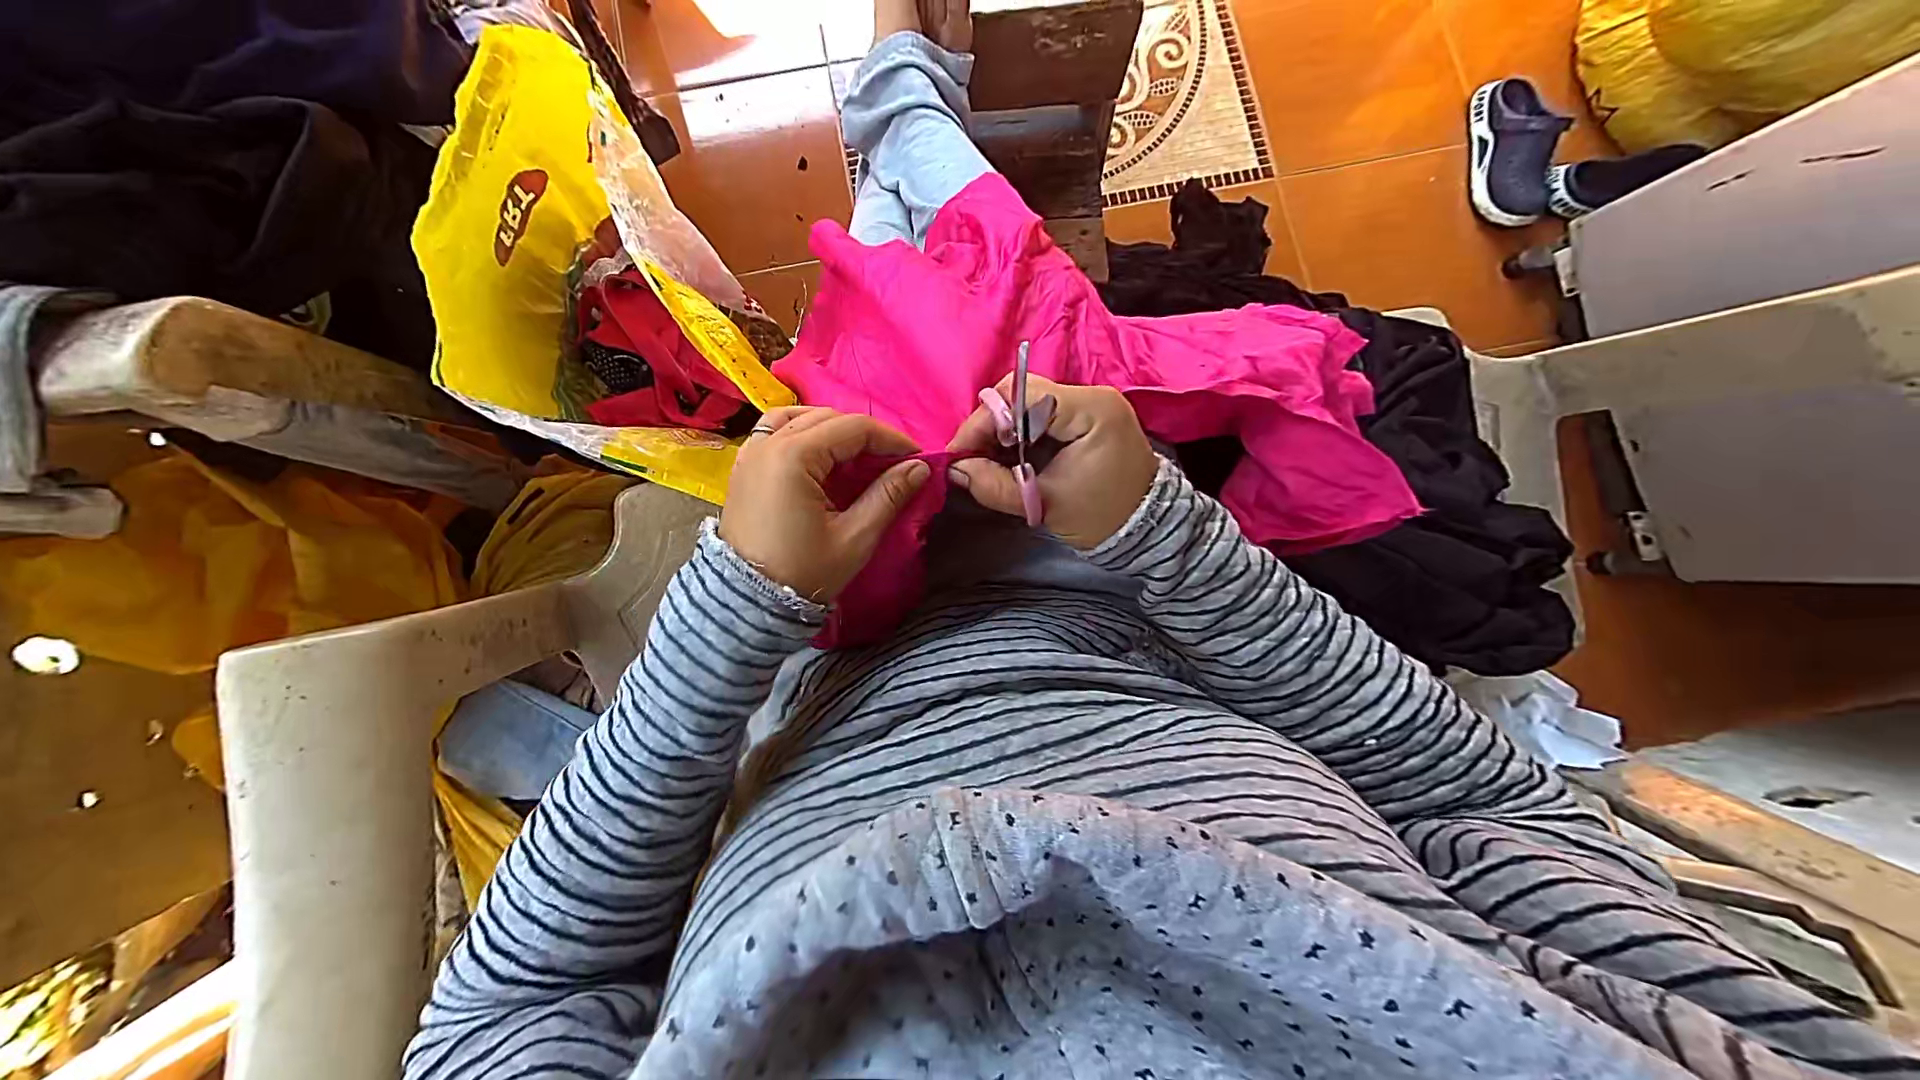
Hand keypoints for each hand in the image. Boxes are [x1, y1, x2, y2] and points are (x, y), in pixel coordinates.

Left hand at [720, 407, 929, 601]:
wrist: (749, 603)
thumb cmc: (804, 572)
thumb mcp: (855, 537)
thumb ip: (888, 495)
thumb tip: (919, 467)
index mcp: (793, 457)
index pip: (853, 428)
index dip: (891, 439)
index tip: (916, 458)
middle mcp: (767, 444)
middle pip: (827, 418)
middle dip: (865, 435)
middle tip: (891, 462)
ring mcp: (750, 453)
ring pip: (798, 417)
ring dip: (832, 429)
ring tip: (855, 455)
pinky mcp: (743, 467)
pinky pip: (774, 431)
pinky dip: (801, 433)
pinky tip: (819, 456)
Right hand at [945, 375, 1156, 548]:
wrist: (1148, 529)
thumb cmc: (1103, 517)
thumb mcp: (1045, 504)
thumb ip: (996, 486)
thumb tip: (955, 470)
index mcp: (1090, 410)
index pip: (1021, 395)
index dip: (984, 421)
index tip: (961, 453)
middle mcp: (1090, 396)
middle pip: (1021, 394)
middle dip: (990, 425)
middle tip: (972, 460)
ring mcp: (1089, 404)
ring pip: (1027, 403)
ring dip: (1002, 431)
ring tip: (986, 462)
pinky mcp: (1085, 418)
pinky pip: (1041, 415)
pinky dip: (1019, 435)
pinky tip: (1008, 459)